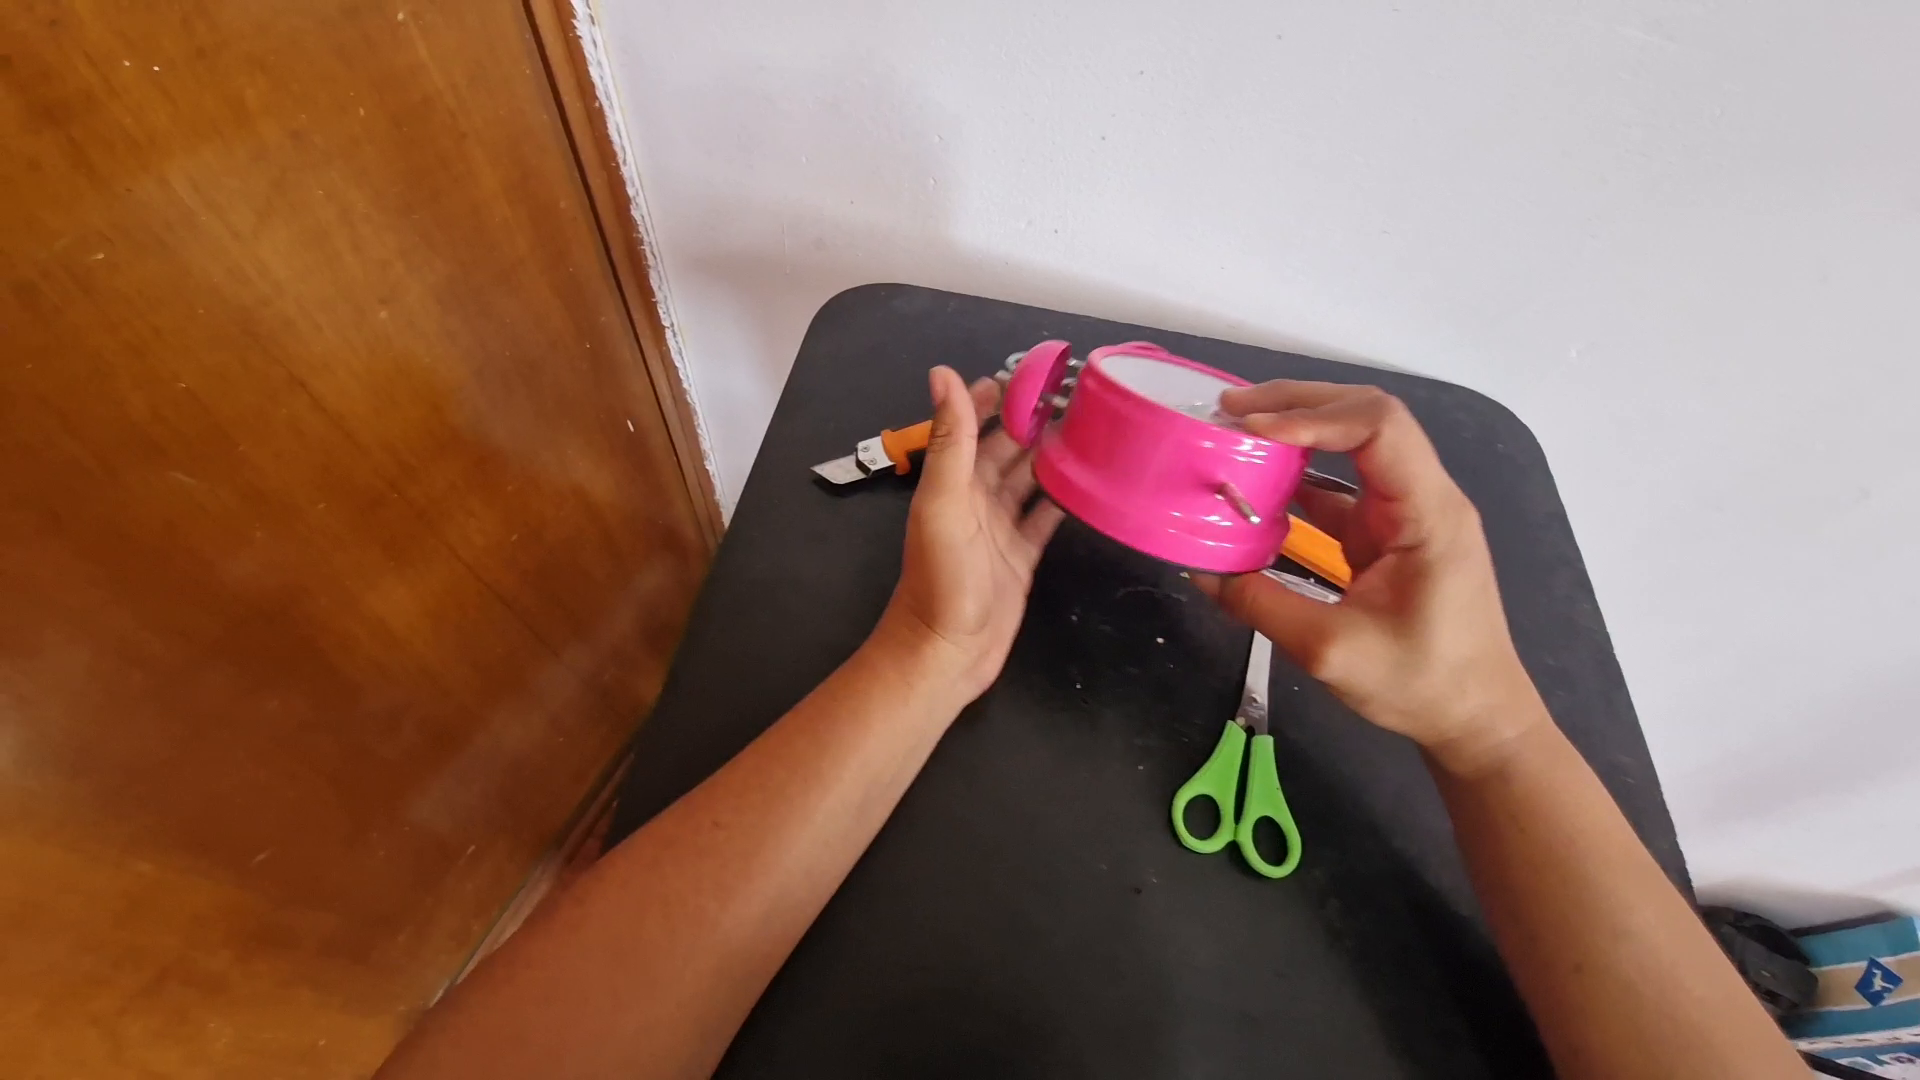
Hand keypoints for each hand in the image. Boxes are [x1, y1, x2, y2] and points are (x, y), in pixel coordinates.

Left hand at [872, 367, 1066, 702]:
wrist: (947, 651)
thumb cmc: (941, 576)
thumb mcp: (943, 502)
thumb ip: (948, 440)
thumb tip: (943, 372)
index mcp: (954, 480)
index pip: (974, 424)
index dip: (998, 397)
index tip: (1035, 371)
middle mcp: (977, 497)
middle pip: (1009, 448)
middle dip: (1036, 420)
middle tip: (1081, 395)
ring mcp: (1001, 527)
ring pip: (1031, 479)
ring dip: (1055, 455)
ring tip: (1095, 429)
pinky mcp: (1022, 555)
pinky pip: (1046, 518)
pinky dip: (1064, 499)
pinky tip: (1092, 481)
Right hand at [1199, 382, 1546, 771]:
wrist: (1475, 717)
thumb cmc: (1419, 683)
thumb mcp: (1327, 649)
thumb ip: (1258, 603)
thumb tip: (1198, 570)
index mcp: (1426, 513)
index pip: (1378, 427)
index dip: (1311, 415)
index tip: (1250, 428)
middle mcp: (1422, 497)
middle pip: (1365, 416)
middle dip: (1297, 403)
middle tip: (1229, 410)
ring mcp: (1405, 512)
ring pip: (1353, 442)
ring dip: (1296, 429)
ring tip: (1236, 431)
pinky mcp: (1387, 532)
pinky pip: (1340, 484)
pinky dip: (1296, 473)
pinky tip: (1257, 479)